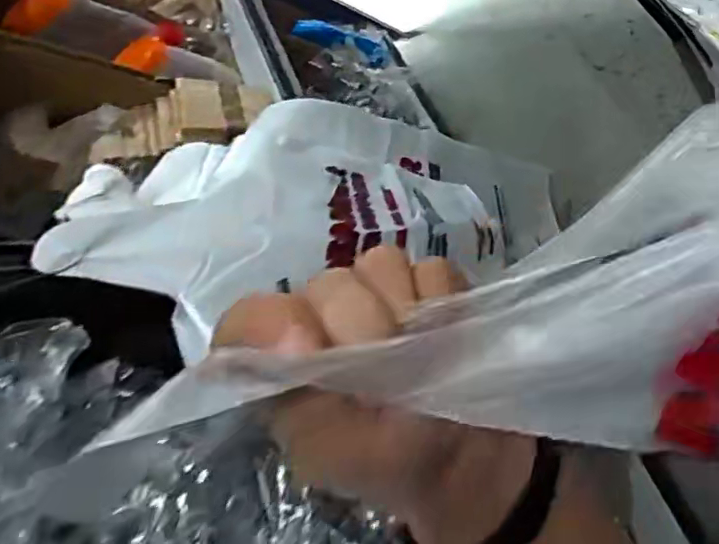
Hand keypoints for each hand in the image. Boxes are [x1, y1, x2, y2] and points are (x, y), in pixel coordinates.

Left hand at [213, 247, 535, 543]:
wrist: (462, 455)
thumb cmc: (386, 457)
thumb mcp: (328, 447)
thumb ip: (295, 394)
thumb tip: (290, 336)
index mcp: (287, 357)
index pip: (256, 314)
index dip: (284, 323)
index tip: (316, 351)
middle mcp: (326, 315)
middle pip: (331, 282)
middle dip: (363, 325)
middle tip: (386, 370)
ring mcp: (381, 292)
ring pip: (382, 262)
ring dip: (404, 307)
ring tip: (417, 348)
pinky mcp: (432, 282)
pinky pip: (432, 266)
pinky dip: (441, 298)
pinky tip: (444, 331)